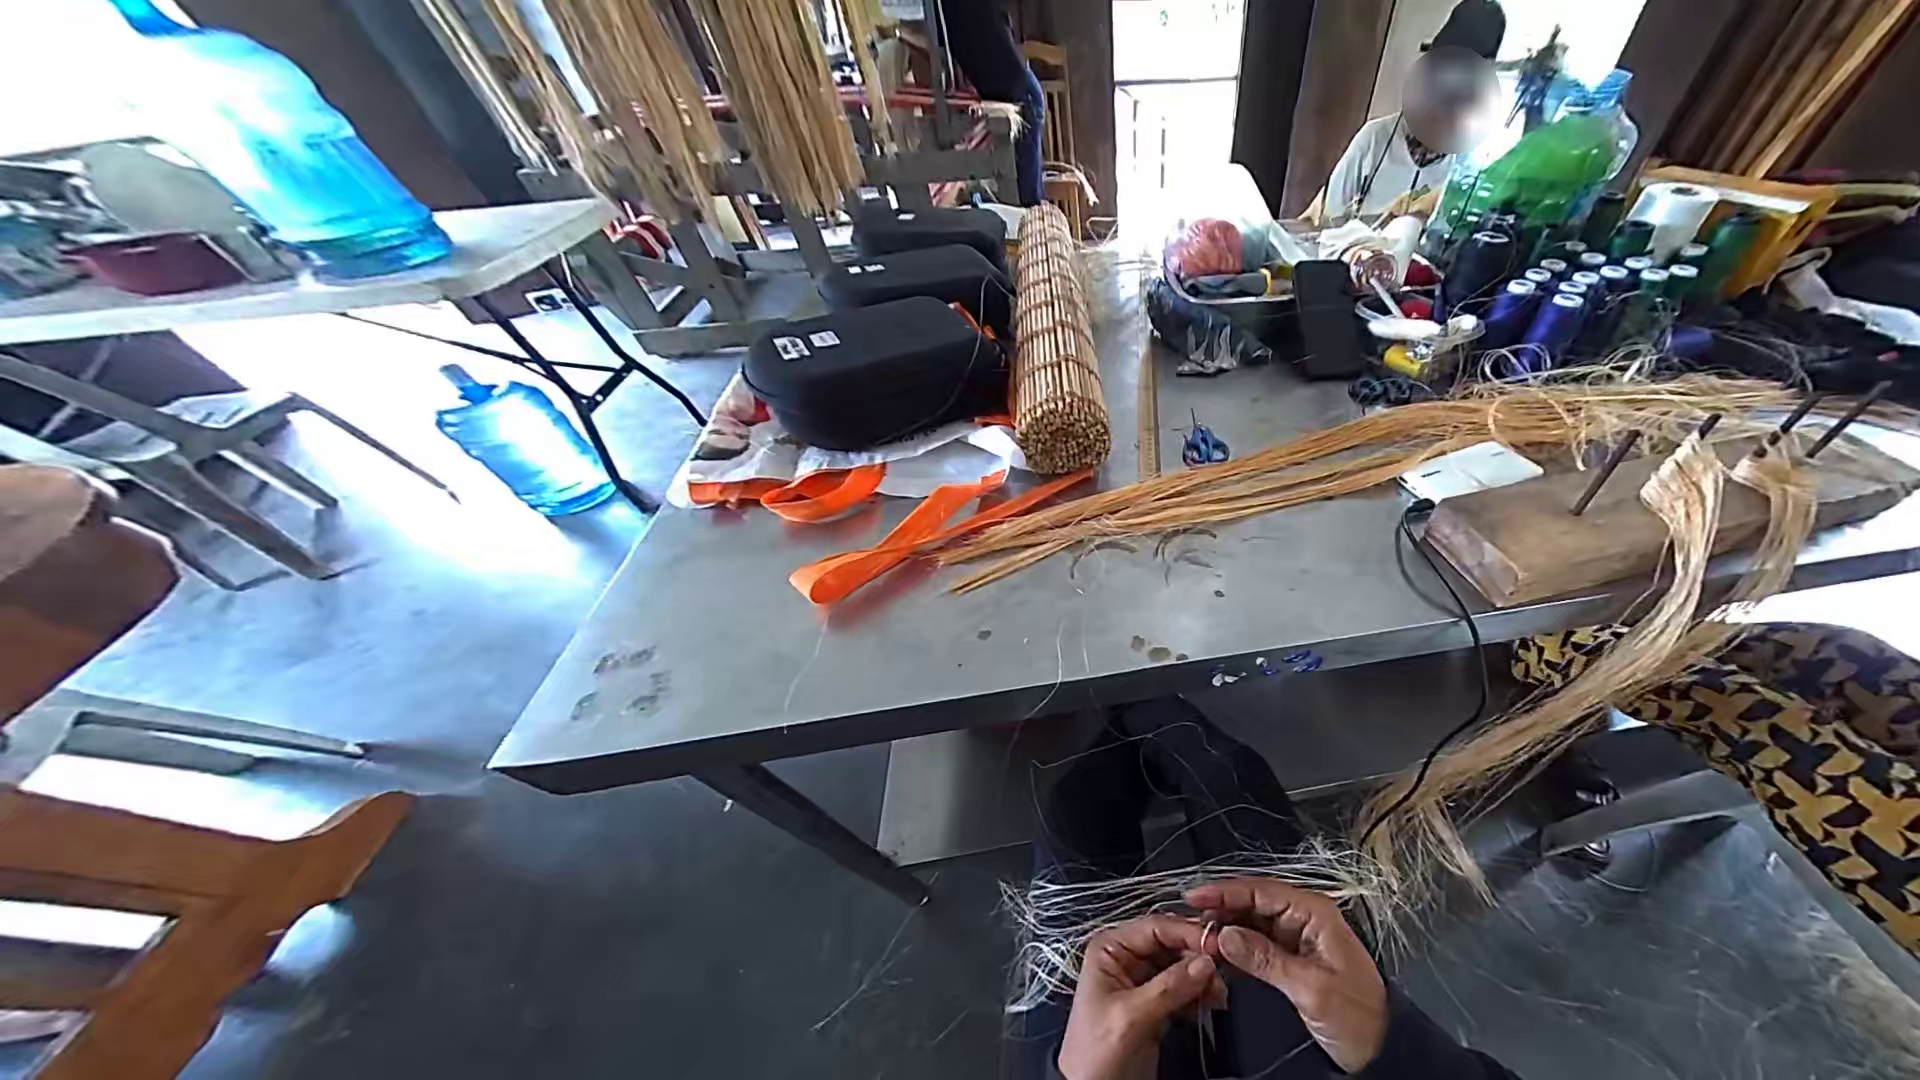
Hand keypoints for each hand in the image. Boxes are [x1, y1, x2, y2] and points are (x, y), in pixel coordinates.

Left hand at [1057, 915, 1224, 1079]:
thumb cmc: (1098, 1050)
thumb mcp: (1131, 1016)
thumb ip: (1168, 988)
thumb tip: (1205, 962)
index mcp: (1111, 947)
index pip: (1154, 928)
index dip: (1186, 932)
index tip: (1219, 944)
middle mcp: (1126, 957)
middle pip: (1170, 945)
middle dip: (1198, 957)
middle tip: (1225, 974)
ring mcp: (1141, 980)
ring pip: (1180, 967)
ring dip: (1201, 978)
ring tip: (1219, 996)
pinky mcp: (1154, 1005)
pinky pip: (1182, 990)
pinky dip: (1198, 995)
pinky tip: (1210, 1005)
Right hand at [1184, 880, 1388, 1073]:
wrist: (1387, 1055)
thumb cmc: (1356, 1017)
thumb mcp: (1311, 989)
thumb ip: (1265, 958)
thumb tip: (1222, 934)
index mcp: (1313, 911)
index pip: (1259, 891)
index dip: (1224, 891)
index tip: (1192, 897)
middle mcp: (1302, 915)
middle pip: (1251, 902)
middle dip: (1220, 909)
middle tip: (1190, 920)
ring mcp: (1295, 934)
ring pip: (1249, 920)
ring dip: (1225, 927)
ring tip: (1198, 935)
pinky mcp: (1290, 954)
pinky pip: (1255, 941)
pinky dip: (1235, 944)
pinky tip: (1216, 950)